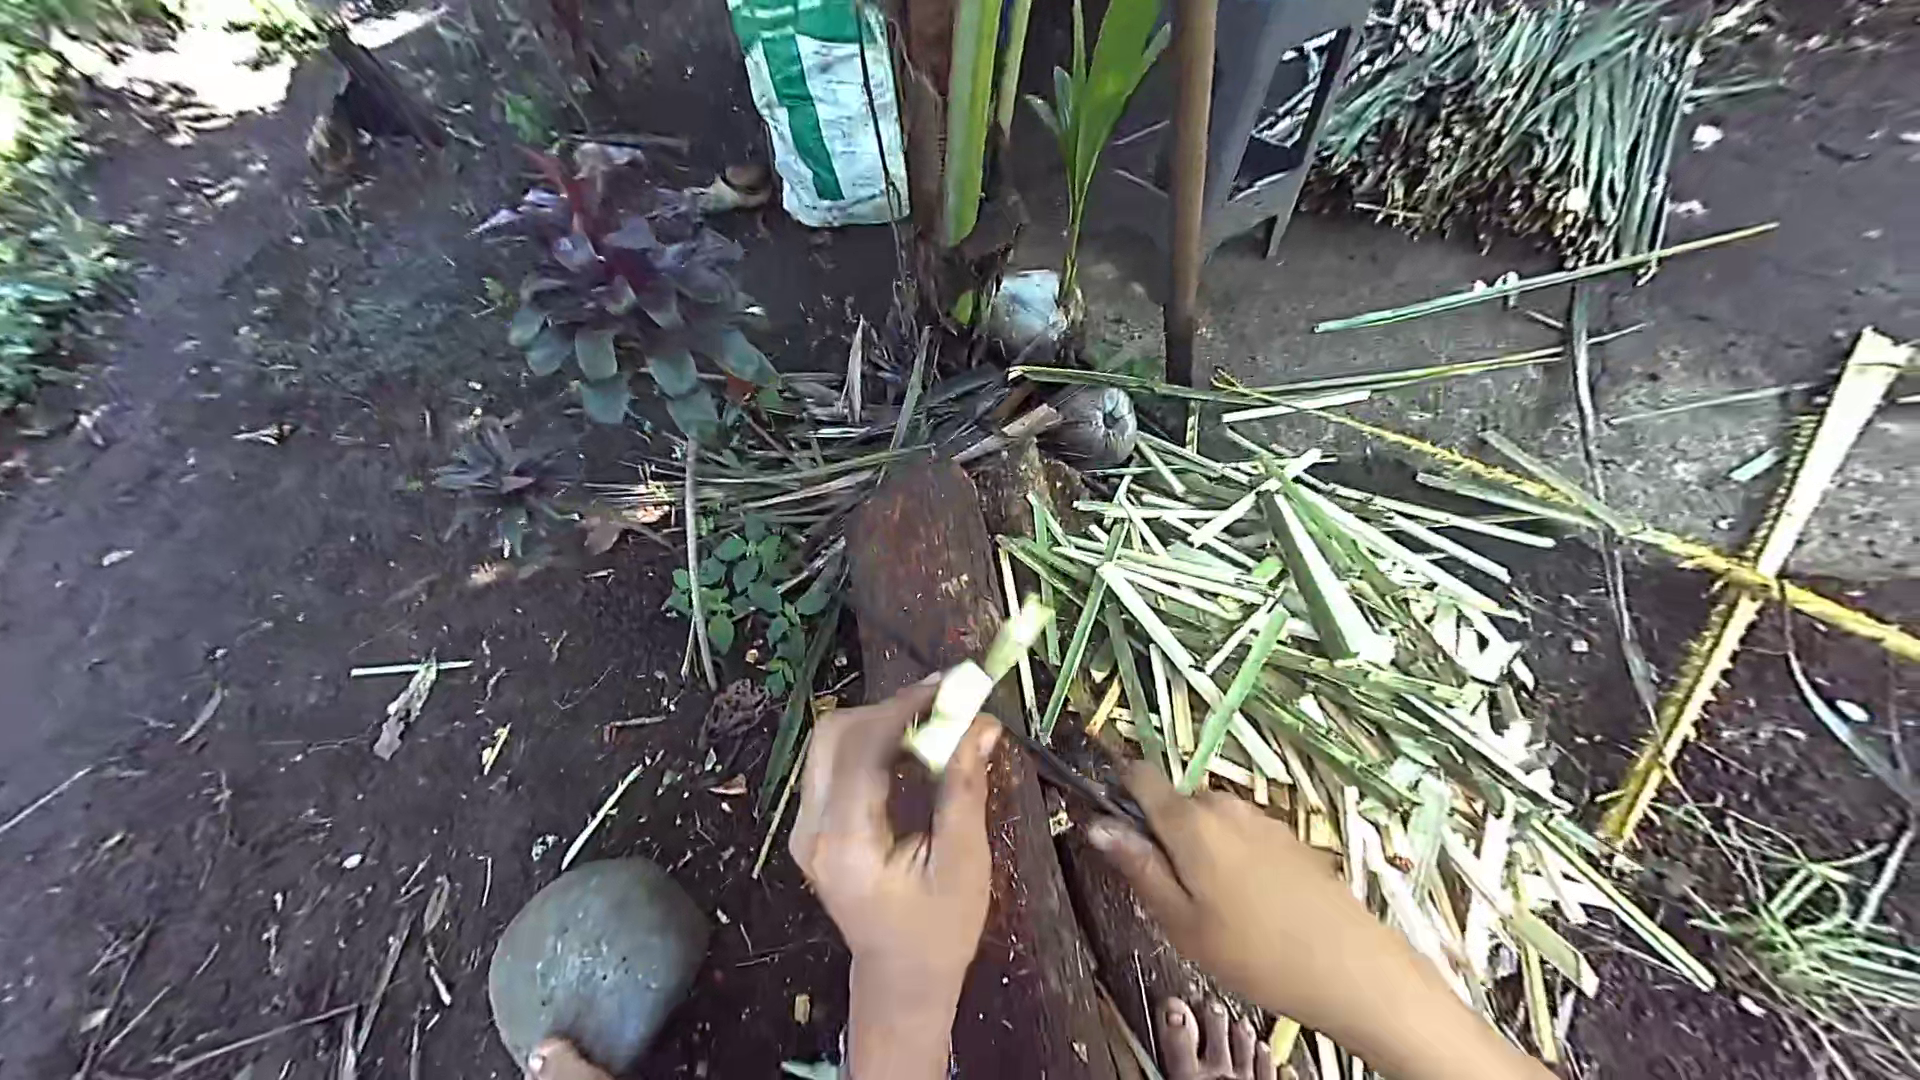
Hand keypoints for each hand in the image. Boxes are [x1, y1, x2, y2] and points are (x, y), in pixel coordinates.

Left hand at [787, 682, 1001, 1078]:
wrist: (901, 979)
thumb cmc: (938, 931)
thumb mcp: (963, 864)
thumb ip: (965, 789)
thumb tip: (982, 723)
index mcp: (844, 842)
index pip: (864, 748)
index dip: (905, 708)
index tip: (948, 687)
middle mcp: (810, 827)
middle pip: (835, 733)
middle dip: (890, 708)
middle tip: (942, 703)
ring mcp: (804, 824)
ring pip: (831, 739)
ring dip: (881, 718)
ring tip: (932, 718)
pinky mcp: (813, 821)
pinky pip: (836, 758)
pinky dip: (873, 737)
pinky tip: (911, 741)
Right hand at [1085, 763, 1551, 1079]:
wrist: (1357, 970)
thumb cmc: (1255, 952)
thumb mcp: (1180, 920)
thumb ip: (1136, 865)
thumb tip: (1096, 823)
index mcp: (1188, 819)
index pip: (1137, 773)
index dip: (1118, 789)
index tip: (1117, 825)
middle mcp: (1221, 803)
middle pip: (1172, 801)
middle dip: (1162, 833)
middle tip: (1174, 892)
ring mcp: (1258, 815)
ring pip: (1206, 817)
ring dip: (1197, 845)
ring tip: (1216, 904)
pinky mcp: (1285, 832)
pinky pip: (1238, 830)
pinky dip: (1230, 852)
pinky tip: (1252, 902)